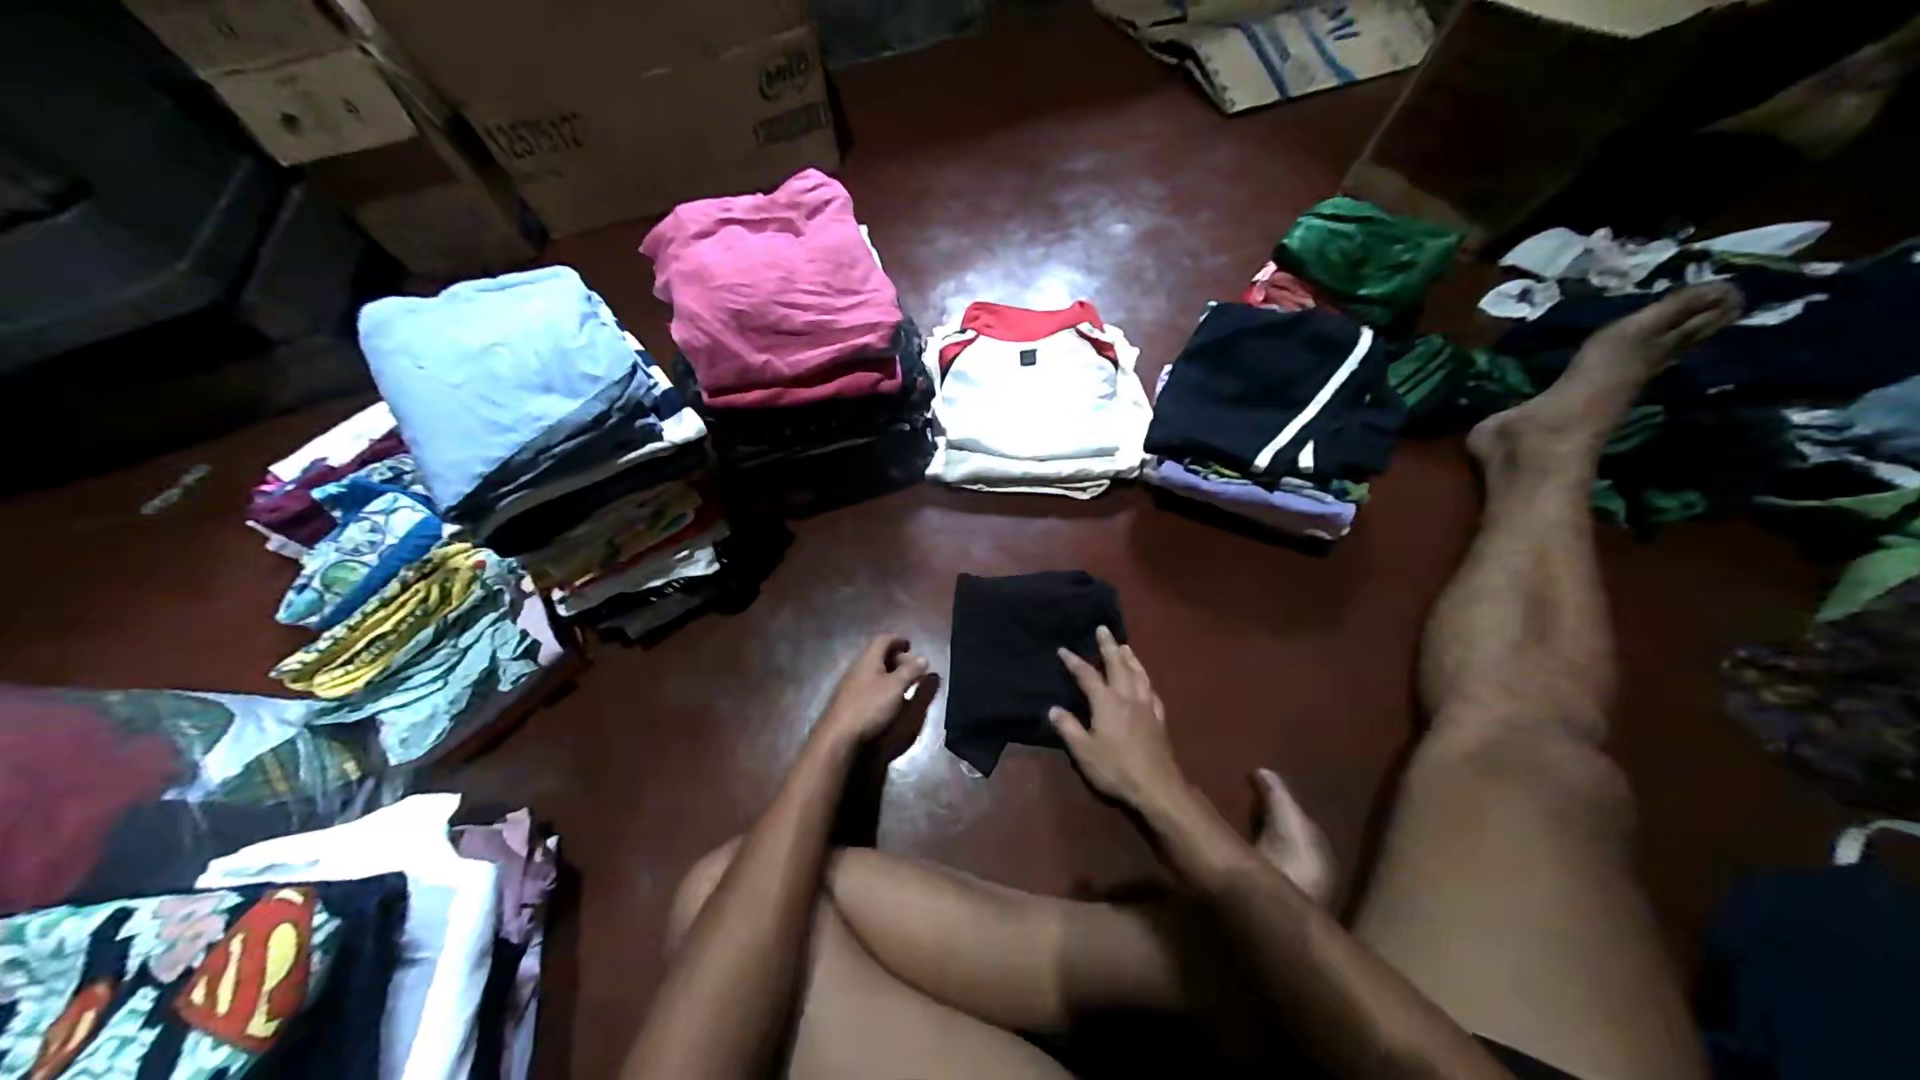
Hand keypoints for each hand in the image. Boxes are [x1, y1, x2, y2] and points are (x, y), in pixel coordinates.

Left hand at [813, 634, 931, 748]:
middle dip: (897, 658)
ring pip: (874, 671)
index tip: (910, 645)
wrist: (839, 735)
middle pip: (878, 655)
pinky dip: (883, 686)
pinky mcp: (849, 701)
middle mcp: (858, 668)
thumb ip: (910, 671)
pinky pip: (869, 685)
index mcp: (868, 659)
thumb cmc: (870, 706)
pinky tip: (890, 700)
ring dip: (891, 674)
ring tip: (904, 684)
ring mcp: (851, 685)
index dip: (898, 639)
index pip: (883, 639)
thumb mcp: (896, 687)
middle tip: (912, 668)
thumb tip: (923, 658)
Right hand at [1049, 627, 1189, 812]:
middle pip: (1117, 665)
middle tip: (1103, 629)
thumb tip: (1054, 709)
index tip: (1063, 650)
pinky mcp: (1159, 719)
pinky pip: (1152, 691)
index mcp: (1107, 702)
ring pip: (1138, 674)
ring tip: (1125, 646)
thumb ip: (1068, 728)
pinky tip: (1145, 681)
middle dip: (1108, 646)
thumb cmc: (1115, 768)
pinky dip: (1146, 680)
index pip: (1087, 676)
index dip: (1074, 662)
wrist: (1156, 786)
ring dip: (1130, 658)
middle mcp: (1127, 697)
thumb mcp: (1083, 751)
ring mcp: (1146, 706)